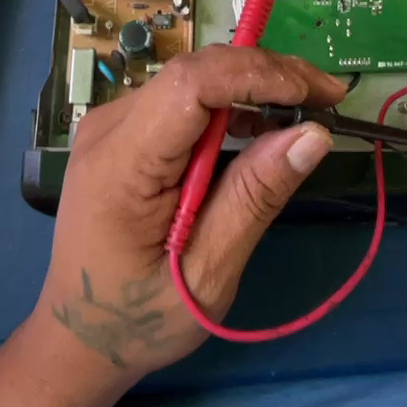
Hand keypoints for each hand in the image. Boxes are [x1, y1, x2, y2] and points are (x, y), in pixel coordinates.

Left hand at [36, 46, 346, 379]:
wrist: (78, 335)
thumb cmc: (138, 317)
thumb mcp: (206, 273)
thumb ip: (254, 198)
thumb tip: (313, 135)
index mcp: (122, 163)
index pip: (190, 85)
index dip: (256, 75)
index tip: (315, 95)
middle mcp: (111, 125)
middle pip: (196, 71)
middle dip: (268, 73)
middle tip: (328, 96)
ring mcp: (115, 122)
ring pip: (196, 78)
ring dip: (255, 83)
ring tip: (309, 106)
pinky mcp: (128, 128)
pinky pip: (187, 97)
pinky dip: (233, 102)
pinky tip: (268, 122)